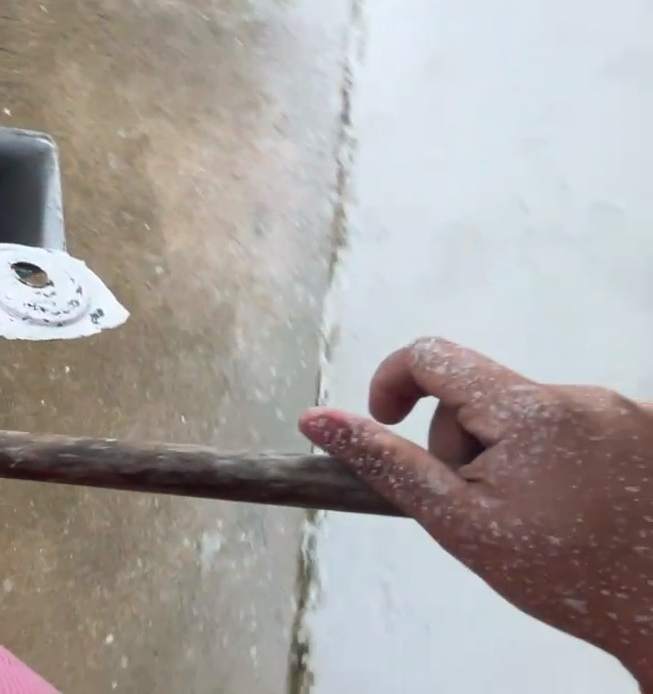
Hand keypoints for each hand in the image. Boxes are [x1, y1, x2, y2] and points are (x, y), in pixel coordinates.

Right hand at [300, 338, 652, 679]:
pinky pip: (573, 423)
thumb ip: (382, 459)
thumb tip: (314, 418)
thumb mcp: (456, 520)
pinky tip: (576, 504)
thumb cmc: (574, 579)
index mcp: (534, 412)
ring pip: (523, 410)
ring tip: (534, 509)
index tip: (384, 421)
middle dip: (460, 437)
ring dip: (506, 448)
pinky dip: (552, 454)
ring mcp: (634, 417)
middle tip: (480, 498)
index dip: (391, 382)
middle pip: (477, 390)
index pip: (431, 356)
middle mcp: (590, 400)